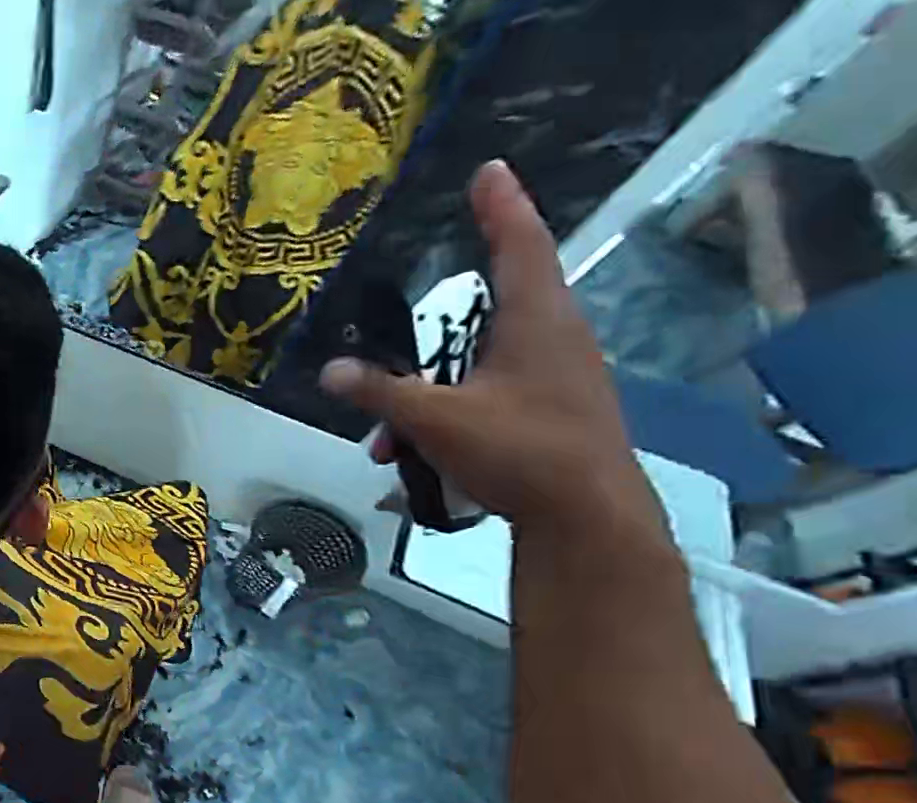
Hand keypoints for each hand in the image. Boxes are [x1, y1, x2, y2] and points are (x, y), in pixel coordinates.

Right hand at [320, 160, 664, 538]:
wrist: (586, 517)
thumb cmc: (519, 450)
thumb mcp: (437, 420)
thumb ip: (382, 393)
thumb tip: (330, 371)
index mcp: (536, 321)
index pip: (519, 243)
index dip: (501, 206)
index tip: (488, 171)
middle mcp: (554, 339)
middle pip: (494, 308)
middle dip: (440, 327)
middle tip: (407, 325)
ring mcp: (557, 378)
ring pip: (482, 365)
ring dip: (431, 394)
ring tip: (388, 441)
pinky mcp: (553, 413)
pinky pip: (492, 396)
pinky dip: (451, 416)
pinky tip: (416, 458)